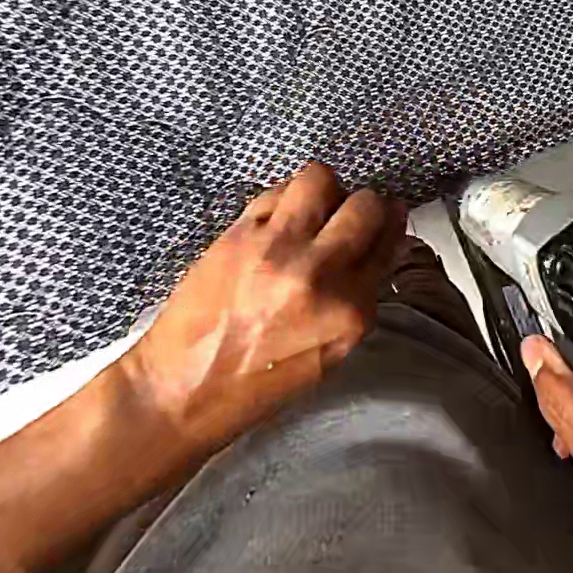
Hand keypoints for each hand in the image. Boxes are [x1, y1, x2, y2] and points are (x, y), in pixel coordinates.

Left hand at [122, 163, 405, 449]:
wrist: (180, 392)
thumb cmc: (262, 381)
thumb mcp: (333, 351)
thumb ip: (362, 294)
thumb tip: (382, 240)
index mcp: (350, 311)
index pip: (389, 242)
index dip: (392, 222)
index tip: (389, 215)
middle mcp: (319, 274)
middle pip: (366, 204)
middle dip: (366, 205)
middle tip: (350, 215)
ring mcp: (276, 249)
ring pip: (321, 179)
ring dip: (325, 190)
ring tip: (315, 208)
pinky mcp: (238, 235)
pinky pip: (276, 190)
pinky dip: (285, 198)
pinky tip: (280, 218)